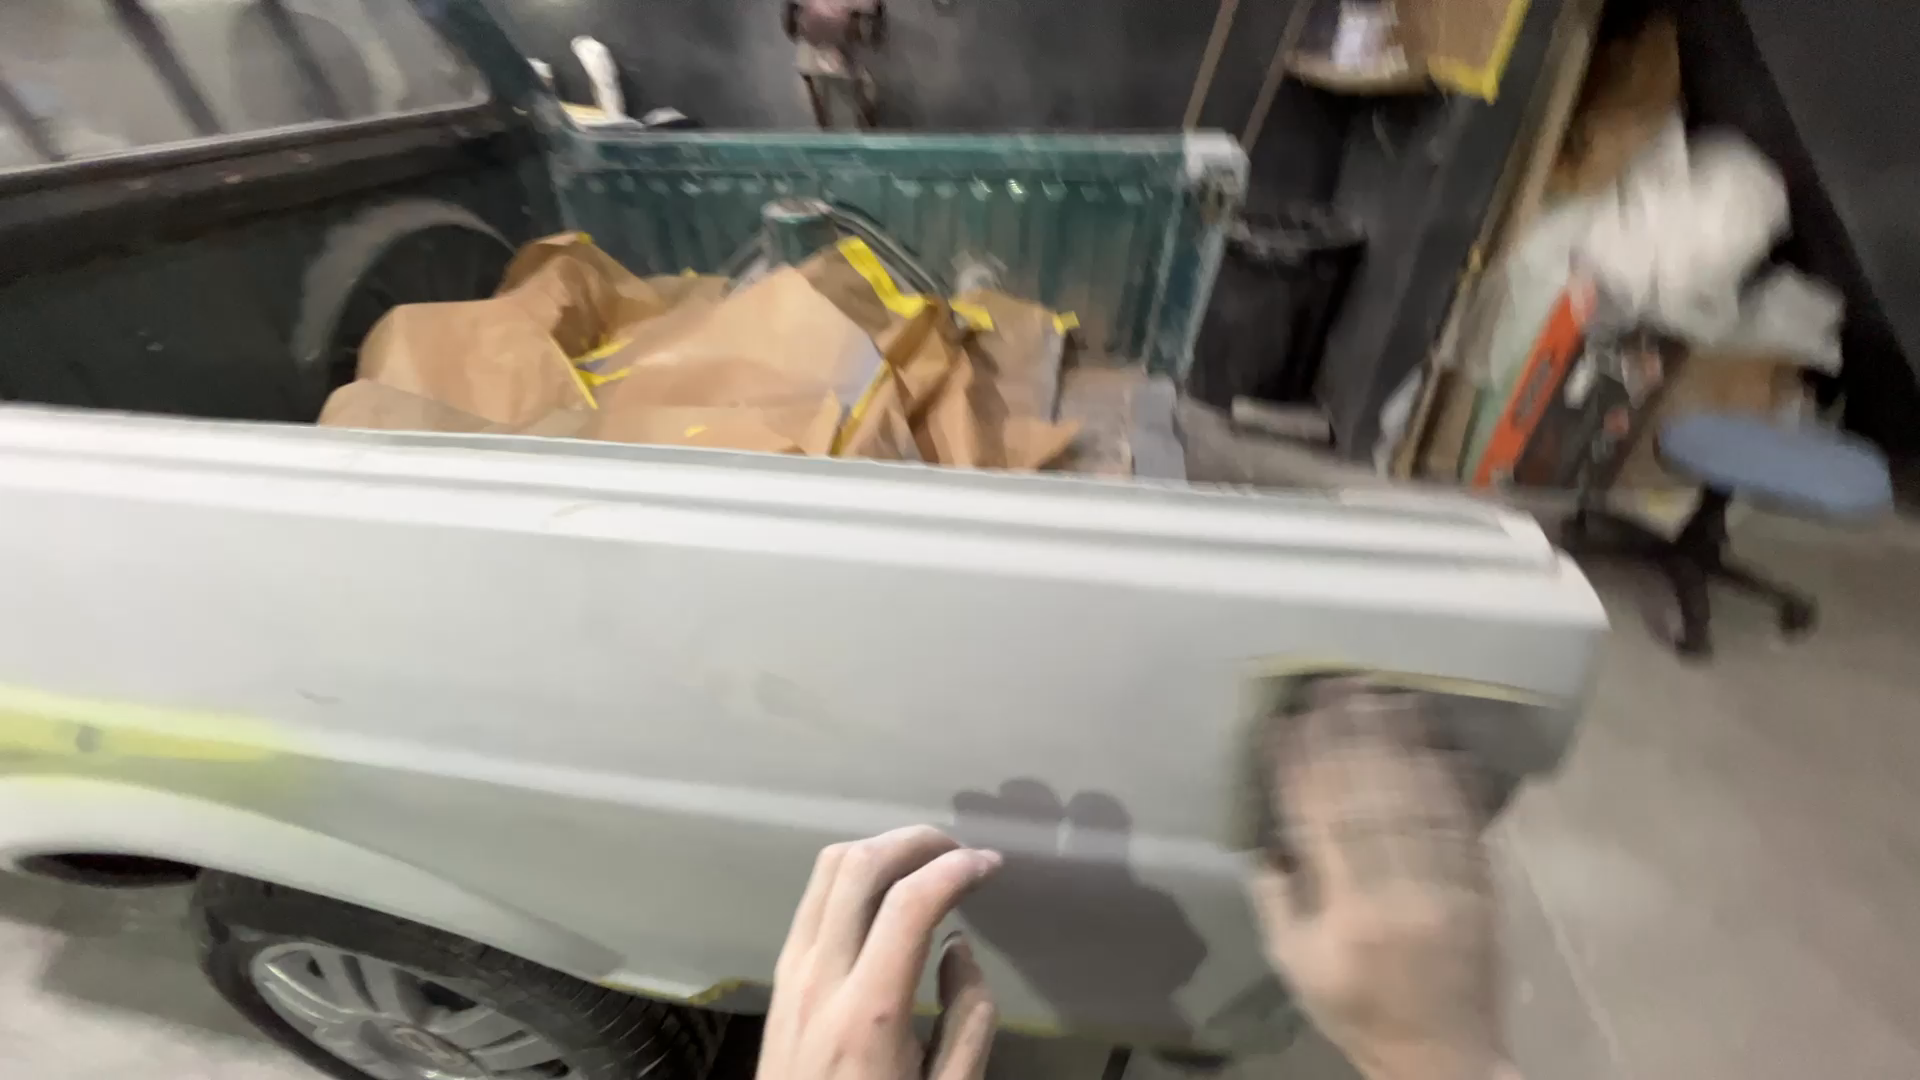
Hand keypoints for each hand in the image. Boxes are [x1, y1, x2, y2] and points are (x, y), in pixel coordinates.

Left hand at [757, 826, 1003, 1079]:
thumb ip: (969, 1021)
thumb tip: (957, 945)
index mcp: (867, 1014)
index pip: (910, 903)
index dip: (957, 869)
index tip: (991, 864)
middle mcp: (820, 977)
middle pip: (861, 864)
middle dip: (917, 840)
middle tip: (959, 852)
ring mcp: (791, 971)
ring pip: (830, 868)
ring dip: (882, 847)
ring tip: (926, 861)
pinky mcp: (780, 975)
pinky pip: (815, 895)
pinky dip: (854, 871)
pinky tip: (885, 889)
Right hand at [1246, 680, 1513, 1079]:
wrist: (1448, 1062)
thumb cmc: (1357, 1010)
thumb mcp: (1294, 963)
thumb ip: (1275, 898)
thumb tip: (1267, 834)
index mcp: (1348, 908)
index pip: (1318, 816)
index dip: (1298, 762)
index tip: (1283, 718)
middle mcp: (1398, 888)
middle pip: (1368, 794)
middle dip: (1346, 732)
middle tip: (1330, 683)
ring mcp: (1446, 884)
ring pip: (1416, 797)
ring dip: (1395, 738)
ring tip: (1376, 691)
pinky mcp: (1481, 887)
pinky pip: (1462, 821)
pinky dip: (1445, 774)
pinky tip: (1431, 737)